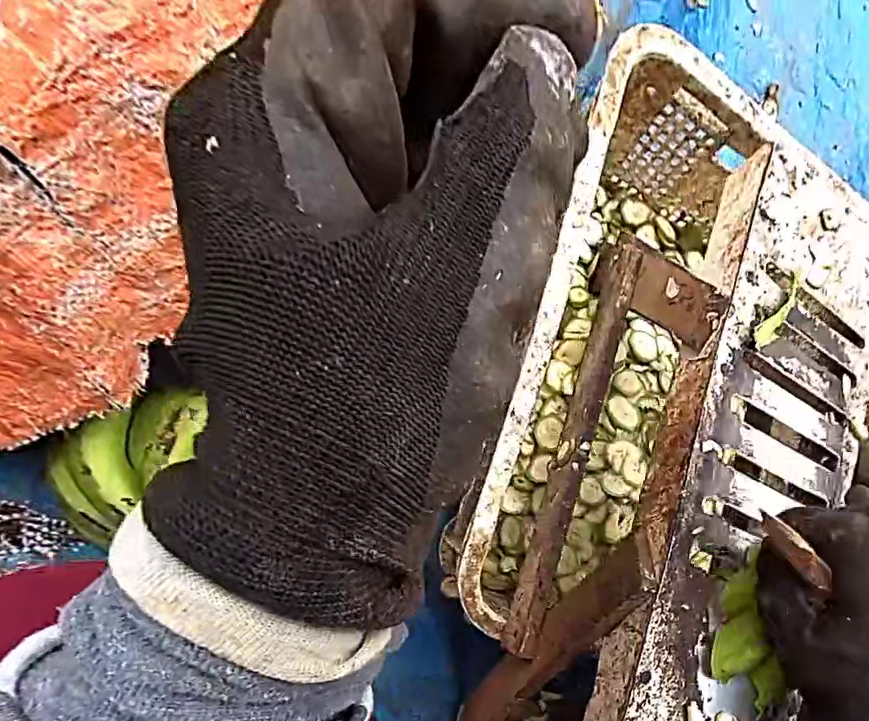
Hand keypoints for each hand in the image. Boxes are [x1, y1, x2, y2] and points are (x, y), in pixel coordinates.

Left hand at [144, 0, 596, 628]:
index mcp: (279, 119)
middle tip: (589, 73)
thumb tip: (540, 62)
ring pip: (412, 121)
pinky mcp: (349, 261)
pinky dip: (481, 182)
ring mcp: (315, 208)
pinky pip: (420, 190)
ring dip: (495, 119)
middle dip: (494, 51)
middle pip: (392, 49)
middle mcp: (284, 146)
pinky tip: (534, 200)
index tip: (579, 24)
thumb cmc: (382, 404)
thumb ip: (502, 153)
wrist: (324, 523)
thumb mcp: (456, 272)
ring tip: (576, 136)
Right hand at [757, 487, 868, 720]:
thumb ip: (777, 587)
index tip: (783, 532)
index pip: (851, 535)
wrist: (860, 691)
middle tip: (799, 533)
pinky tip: (855, 521)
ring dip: (849, 512)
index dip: (812, 521)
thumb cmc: (822, 669)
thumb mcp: (787, 636)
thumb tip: (770, 545)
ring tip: (823, 525)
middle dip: (824, 517)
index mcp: (862, 599)